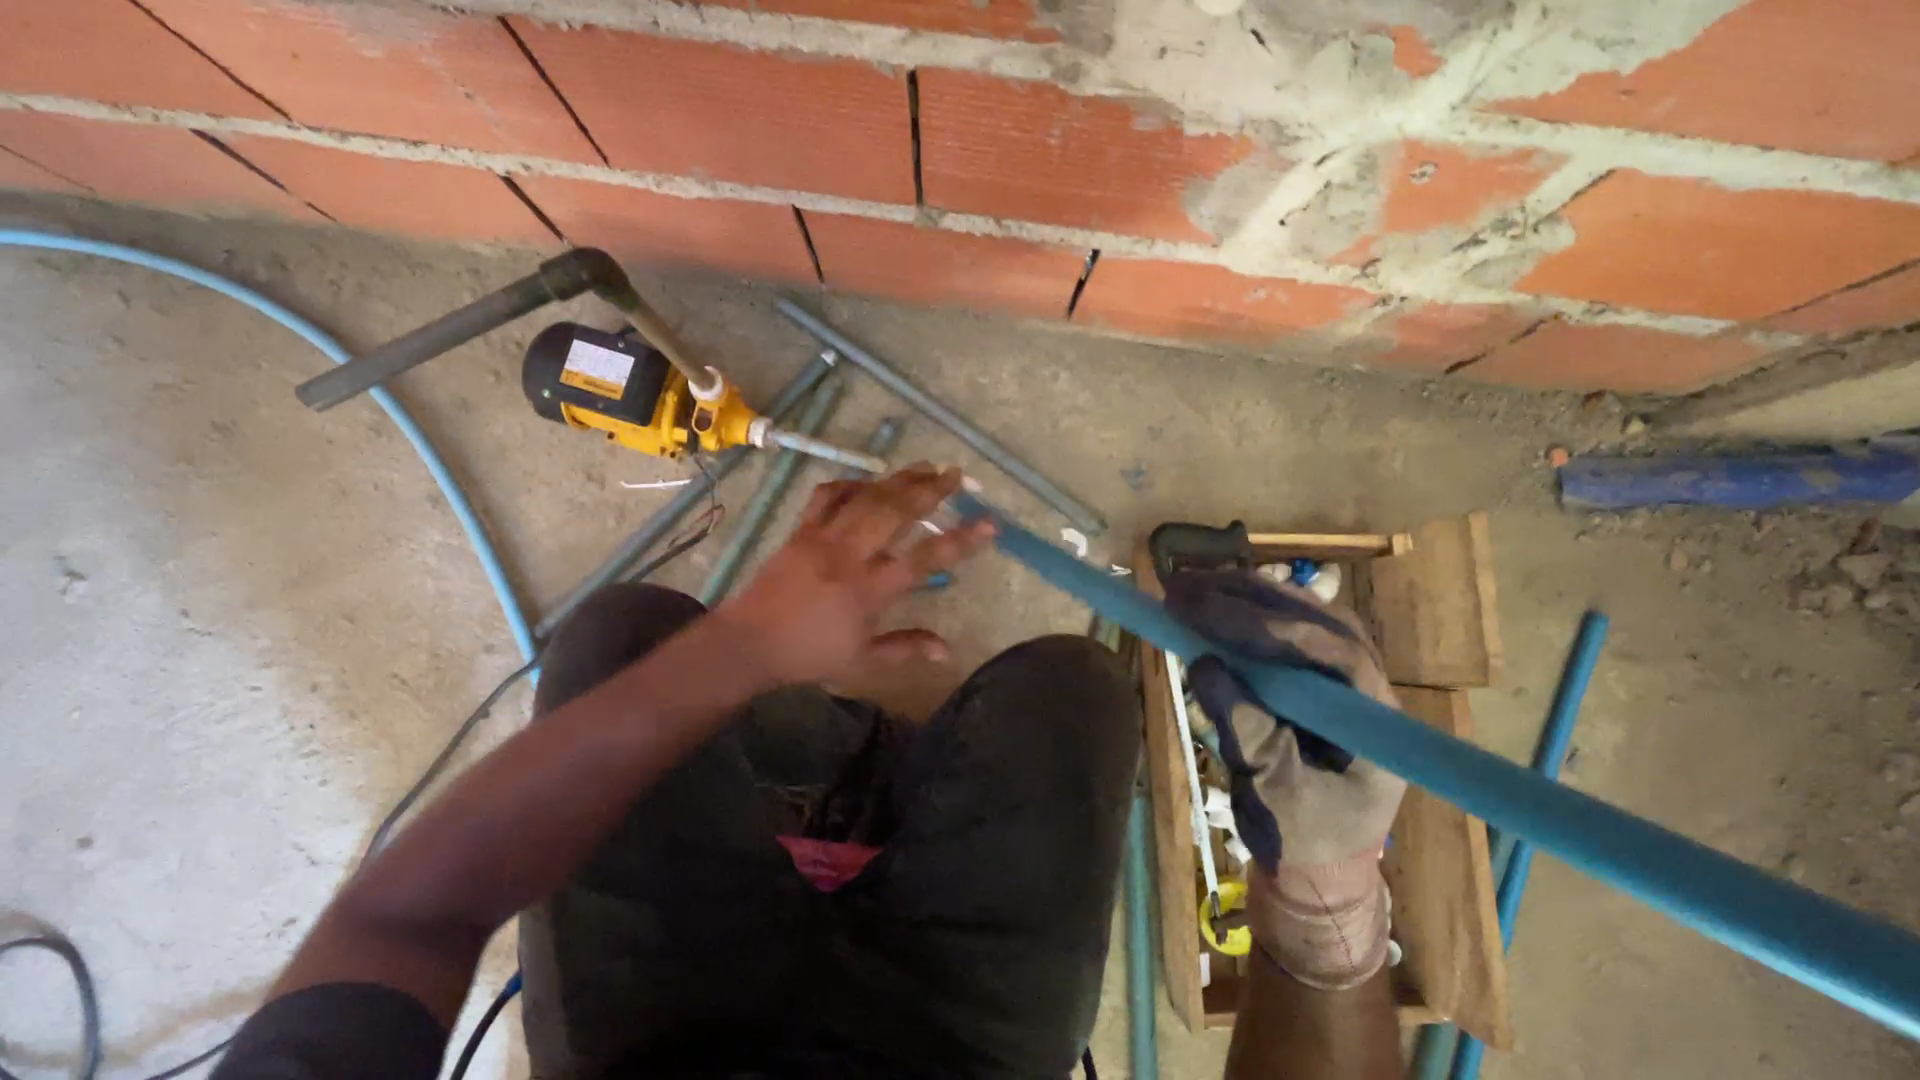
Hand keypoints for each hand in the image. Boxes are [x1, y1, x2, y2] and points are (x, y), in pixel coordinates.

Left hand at [712, 464, 994, 688]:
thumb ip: (905, 648)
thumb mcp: (861, 661)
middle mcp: (850, 555)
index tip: (989, 524)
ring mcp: (823, 537)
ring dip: (898, 479)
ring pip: (867, 497)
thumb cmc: (809, 656)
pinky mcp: (801, 530)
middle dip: (929, 489)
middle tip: (955, 474)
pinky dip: (852, 484)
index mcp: (870, 590)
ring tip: (924, 466)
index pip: (926, 558)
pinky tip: (869, 483)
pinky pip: (828, 496)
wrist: (749, 642)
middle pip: (897, 511)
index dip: (961, 540)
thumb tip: (946, 649)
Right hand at [1165, 570, 1405, 988]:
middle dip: (1248, 599)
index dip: (1272, 628)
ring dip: (1244, 596)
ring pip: (1301, 616)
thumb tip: (1203, 666)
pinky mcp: (1312, 677)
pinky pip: (1283, 631)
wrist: (1318, 859)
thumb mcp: (1274, 797)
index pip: (1335, 652)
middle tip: (1183, 588)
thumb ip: (1248, 734)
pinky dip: (1243, 612)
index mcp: (1375, 720)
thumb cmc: (1304, 838)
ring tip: (1186, 586)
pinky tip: (1207, 602)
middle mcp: (1365, 686)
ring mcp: (1340, 678)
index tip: (1210, 613)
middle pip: (1316, 620)